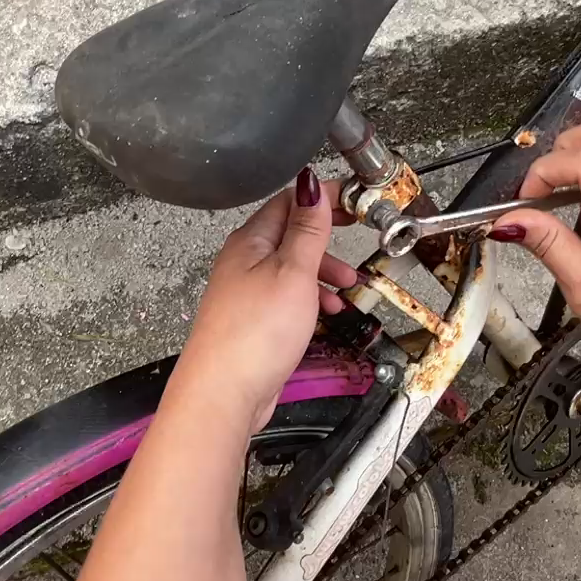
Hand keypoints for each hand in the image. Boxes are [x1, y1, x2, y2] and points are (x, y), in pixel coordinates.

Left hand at [169, 169, 359, 433]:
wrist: (224, 393)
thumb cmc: (255, 332)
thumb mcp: (293, 272)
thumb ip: (307, 230)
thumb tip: (312, 187)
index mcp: (251, 240)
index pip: (288, 201)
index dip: (322, 197)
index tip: (353, 200)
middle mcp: (244, 260)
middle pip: (290, 232)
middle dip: (326, 233)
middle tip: (356, 230)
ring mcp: (247, 290)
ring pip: (291, 265)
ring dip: (323, 269)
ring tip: (350, 283)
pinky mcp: (253, 318)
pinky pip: (286, 294)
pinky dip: (310, 295)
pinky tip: (327, 309)